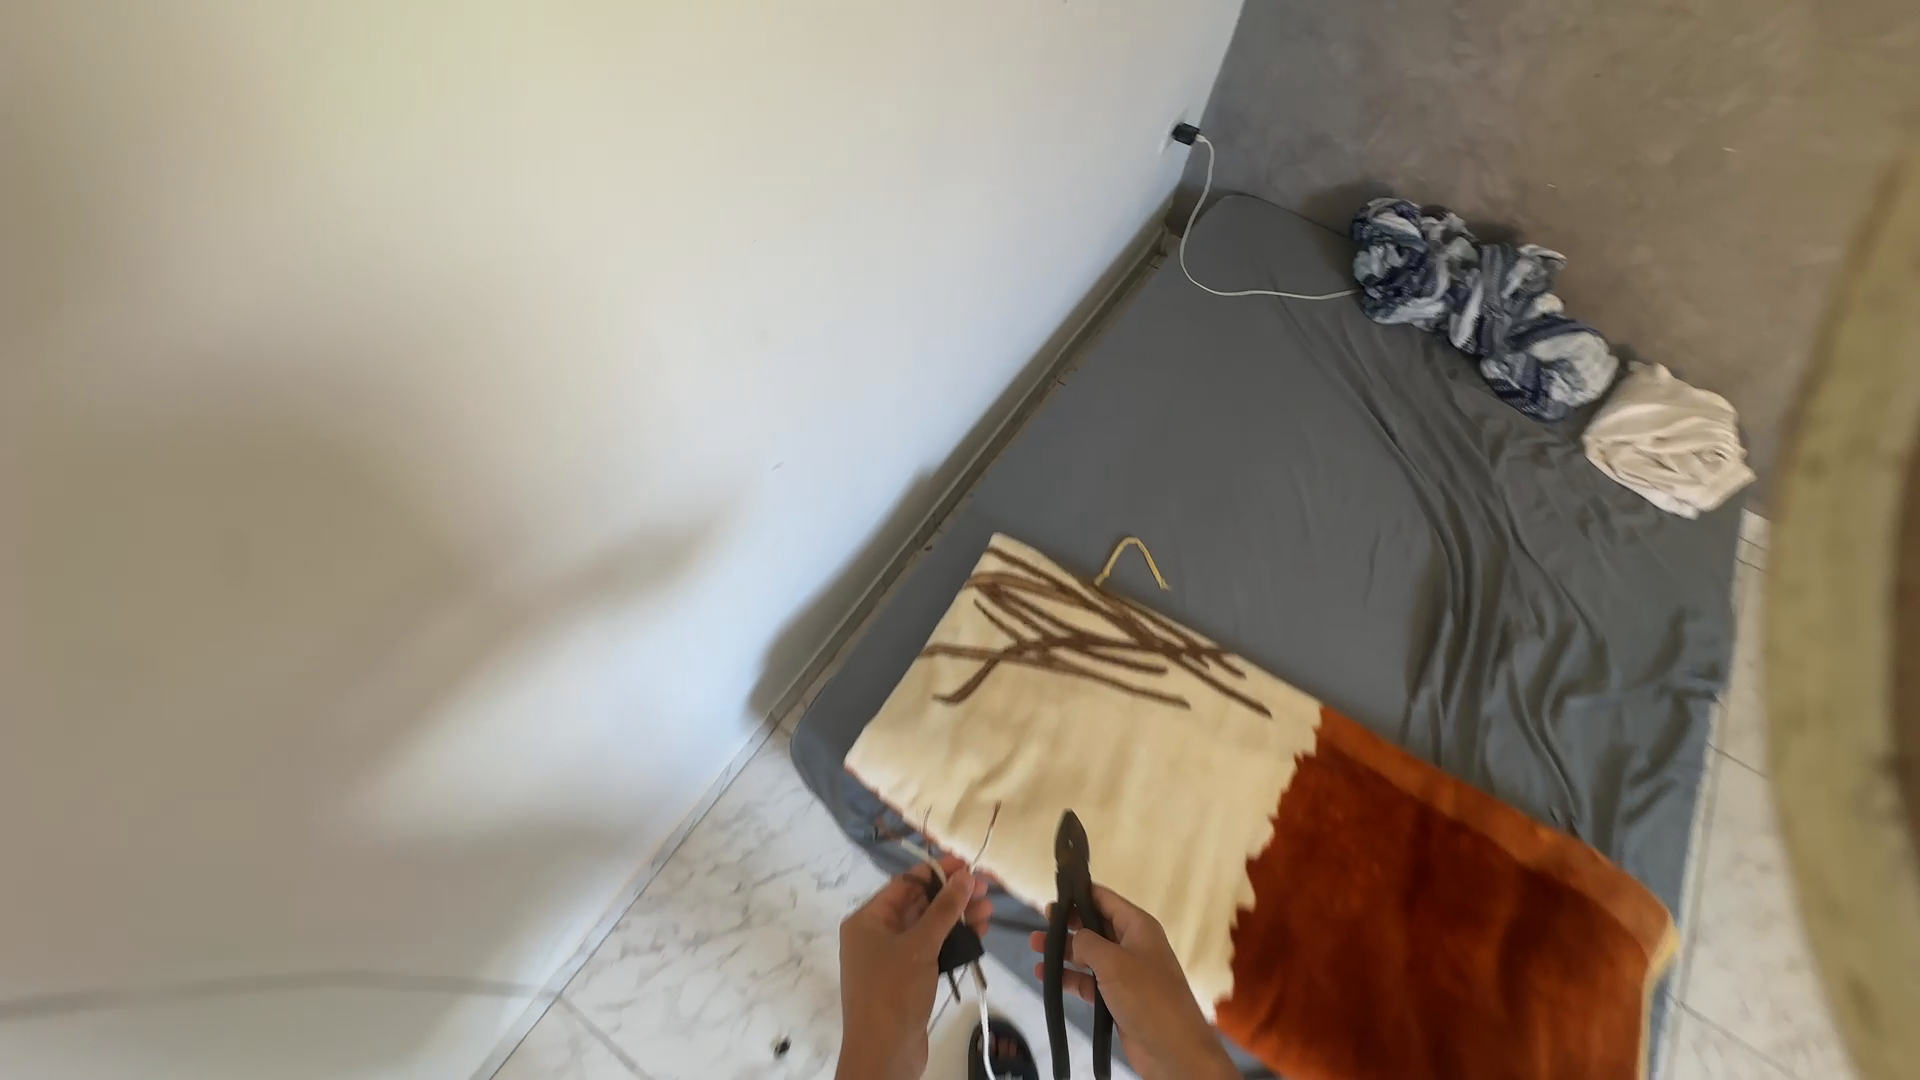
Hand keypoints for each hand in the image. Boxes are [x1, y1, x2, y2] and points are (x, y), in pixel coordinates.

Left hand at [836, 855, 991, 1079]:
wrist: (884, 1059)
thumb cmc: (893, 994)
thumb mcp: (920, 946)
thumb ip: (944, 909)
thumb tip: (965, 875)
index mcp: (867, 920)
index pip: (905, 884)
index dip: (936, 872)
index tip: (966, 865)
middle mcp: (876, 935)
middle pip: (918, 904)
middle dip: (952, 896)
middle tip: (984, 889)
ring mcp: (891, 959)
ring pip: (928, 928)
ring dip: (957, 919)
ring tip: (988, 911)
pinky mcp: (907, 980)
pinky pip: (932, 950)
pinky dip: (952, 941)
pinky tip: (978, 934)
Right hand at [1029, 885, 1237, 1079]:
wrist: (1173, 1051)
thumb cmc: (1146, 996)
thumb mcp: (1113, 962)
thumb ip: (1087, 942)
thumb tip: (1075, 937)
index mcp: (1137, 926)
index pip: (1105, 899)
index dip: (1081, 893)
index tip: (1055, 890)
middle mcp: (1131, 944)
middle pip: (1095, 925)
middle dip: (1069, 923)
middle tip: (1042, 919)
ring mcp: (1125, 972)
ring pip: (1089, 954)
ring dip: (1064, 950)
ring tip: (1035, 946)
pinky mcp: (1118, 998)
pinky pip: (1089, 980)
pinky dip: (1070, 977)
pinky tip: (1046, 976)